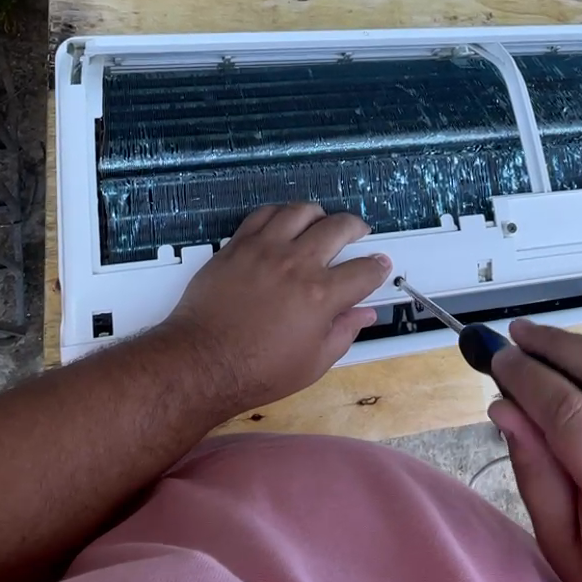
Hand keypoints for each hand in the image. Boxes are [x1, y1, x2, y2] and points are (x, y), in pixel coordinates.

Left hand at [156, 203, 389, 417]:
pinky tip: (284, 222)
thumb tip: (364, 314)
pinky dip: (280, 213)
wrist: (202, 363)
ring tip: (321, 222)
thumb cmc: (257, 370)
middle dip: (357, 228)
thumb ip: (344, 332)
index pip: (364, 270)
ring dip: (319, 214)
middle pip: (339, 227)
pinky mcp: (238, 245)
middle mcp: (296, 264)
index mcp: (320, 296)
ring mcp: (265, 249)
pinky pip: (264, 214)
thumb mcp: (313, 362)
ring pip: (301, 211)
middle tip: (358, 233)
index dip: (378, 266)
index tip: (379, 265)